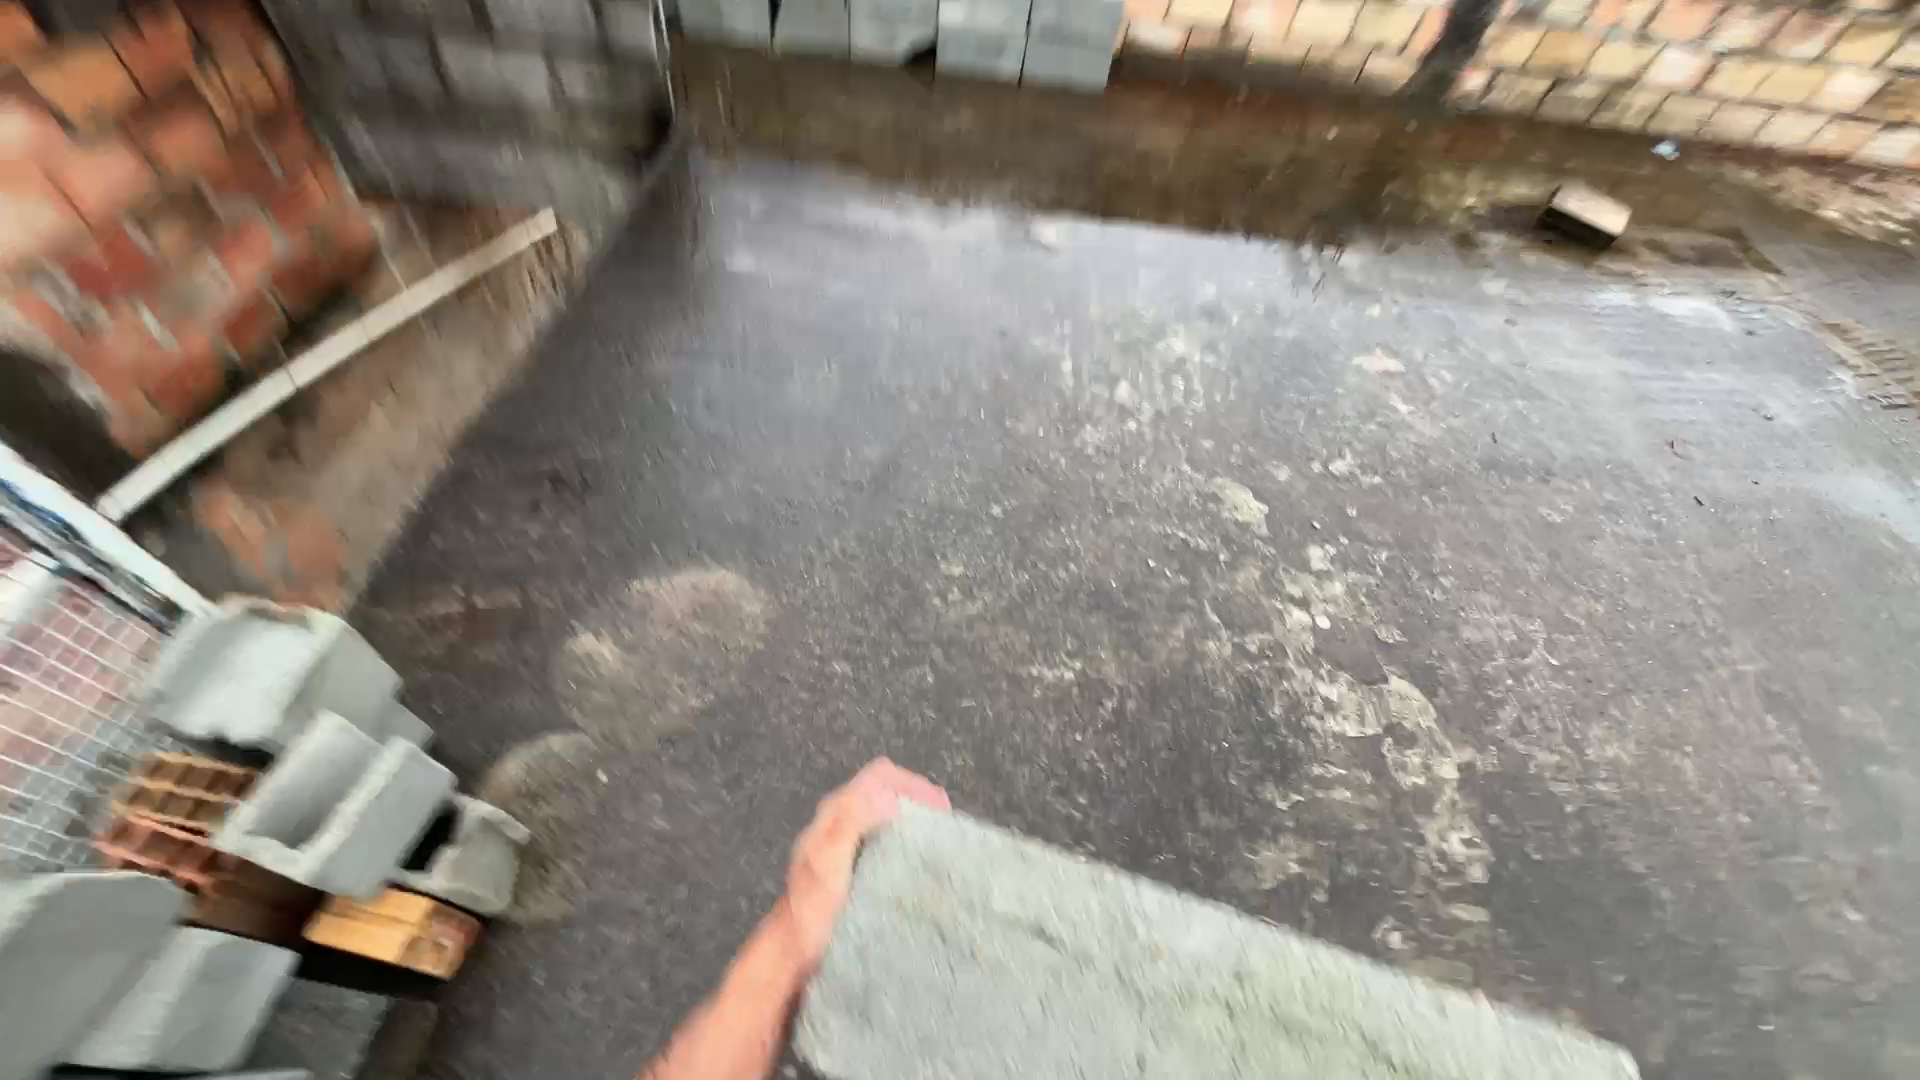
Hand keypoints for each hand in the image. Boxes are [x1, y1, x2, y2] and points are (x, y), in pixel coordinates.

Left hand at [778, 758, 949, 971]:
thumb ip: (851, 822)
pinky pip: (883, 835)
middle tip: (944, 817)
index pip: (878, 776)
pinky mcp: (852, 863)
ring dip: (912, 815)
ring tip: (936, 833)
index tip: (937, 804)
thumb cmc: (811, 907)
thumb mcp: (828, 860)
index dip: (910, 783)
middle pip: (883, 788)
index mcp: (834, 812)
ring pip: (884, 810)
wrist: (792, 952)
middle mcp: (839, 819)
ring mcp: (845, 841)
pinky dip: (905, 836)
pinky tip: (917, 855)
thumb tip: (889, 798)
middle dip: (916, 796)